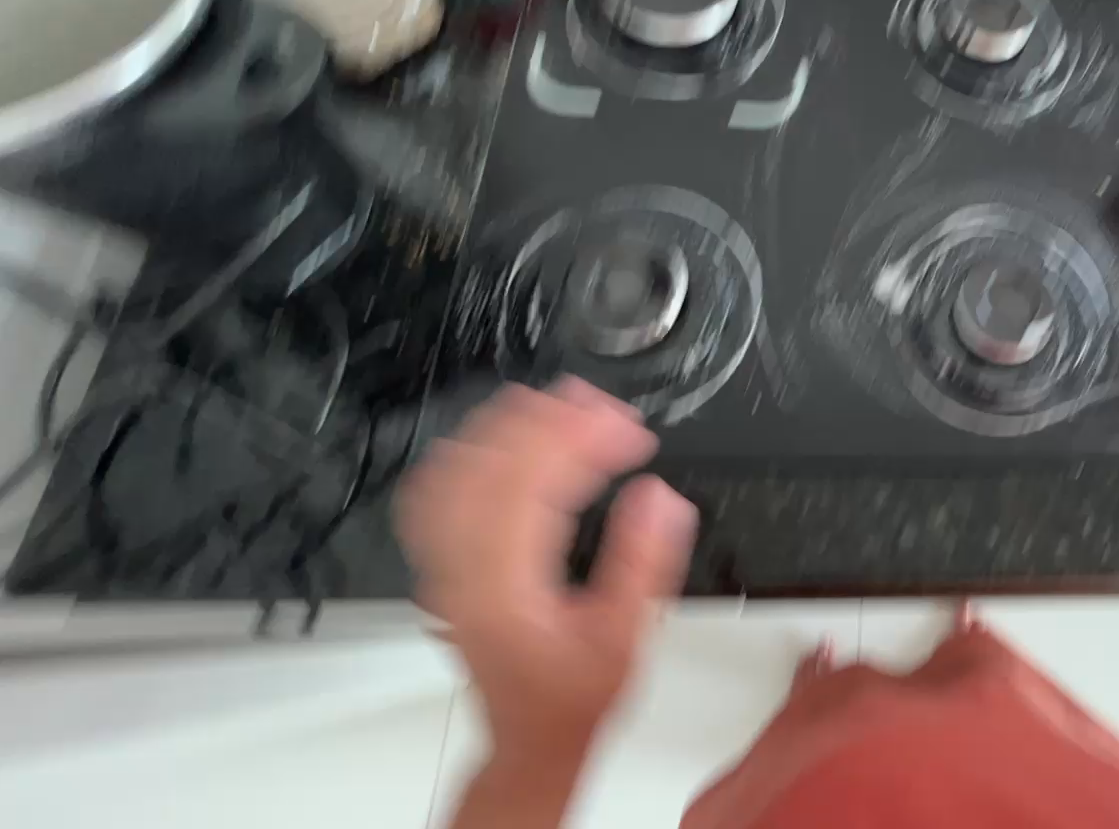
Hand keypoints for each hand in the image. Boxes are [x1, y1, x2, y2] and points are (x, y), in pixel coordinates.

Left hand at [398, 378, 696, 754]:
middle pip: (489, 468)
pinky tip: (499, 439)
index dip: (585, 442)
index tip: (631, 430)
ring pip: (454, 473)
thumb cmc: (573, 696)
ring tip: (558, 403)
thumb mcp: (627, 635)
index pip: (533, 485)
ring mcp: (445, 569)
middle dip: (550, 421)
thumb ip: (644, 561)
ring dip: (507, 427)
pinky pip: (436, 495)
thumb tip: (660, 496)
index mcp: (506, 586)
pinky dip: (470, 453)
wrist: (530, 738)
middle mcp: (462, 572)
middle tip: (602, 406)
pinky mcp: (445, 567)